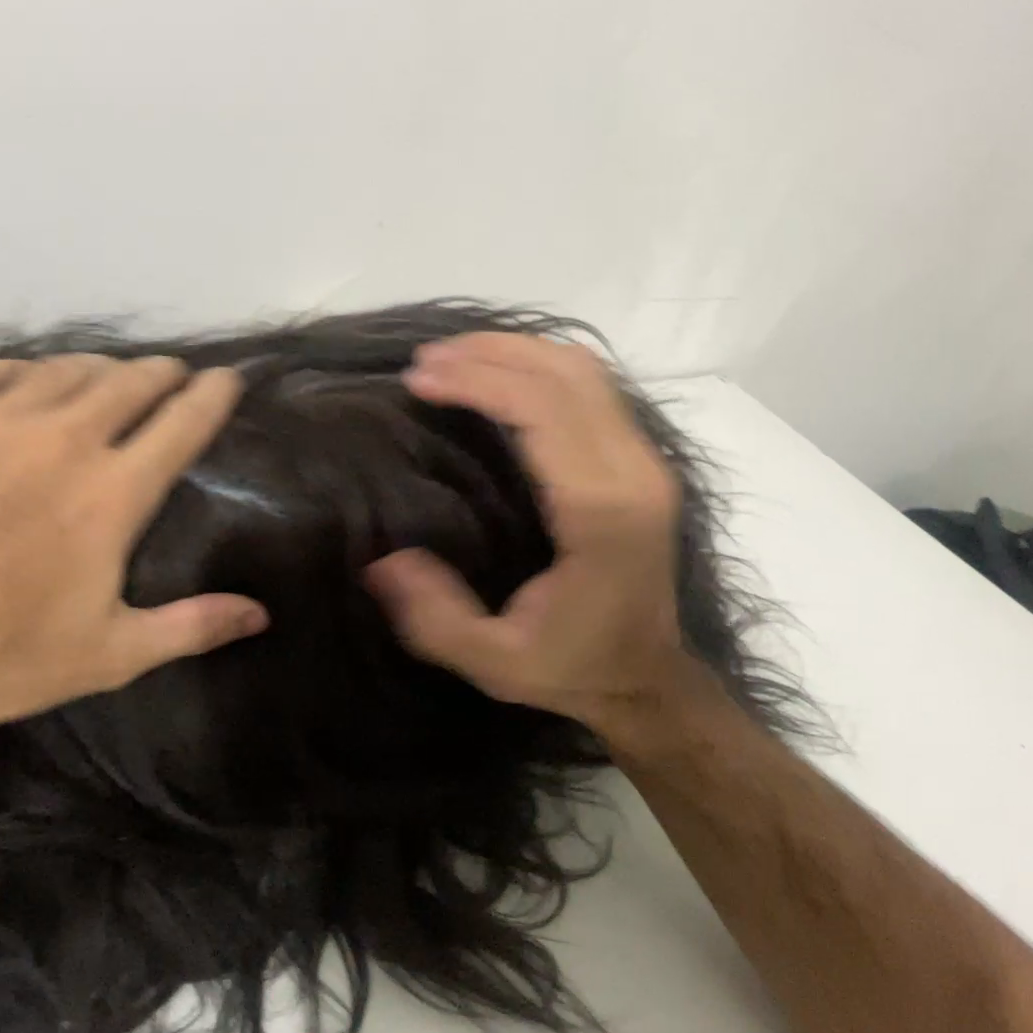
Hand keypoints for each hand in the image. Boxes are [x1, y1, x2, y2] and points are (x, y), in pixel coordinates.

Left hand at [0, 355, 268, 751]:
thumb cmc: (1, 657)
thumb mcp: (112, 654)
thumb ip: (193, 627)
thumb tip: (261, 616)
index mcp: (113, 492)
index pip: (183, 420)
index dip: (214, 394)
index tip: (229, 378)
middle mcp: (62, 438)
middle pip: (129, 380)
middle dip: (162, 372)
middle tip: (172, 375)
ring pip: (64, 368)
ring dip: (99, 367)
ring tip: (109, 375)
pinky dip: (26, 370)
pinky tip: (28, 381)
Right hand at [364, 334, 702, 727]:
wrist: (650, 680)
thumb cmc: (573, 668)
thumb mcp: (493, 663)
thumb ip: (435, 618)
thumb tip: (382, 562)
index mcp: (601, 513)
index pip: (543, 410)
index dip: (477, 381)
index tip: (418, 379)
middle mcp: (633, 473)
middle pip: (565, 373)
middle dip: (490, 354)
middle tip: (424, 362)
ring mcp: (646, 461)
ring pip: (585, 370)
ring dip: (516, 352)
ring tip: (453, 358)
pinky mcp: (642, 462)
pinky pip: (594, 387)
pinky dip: (541, 367)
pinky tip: (499, 375)